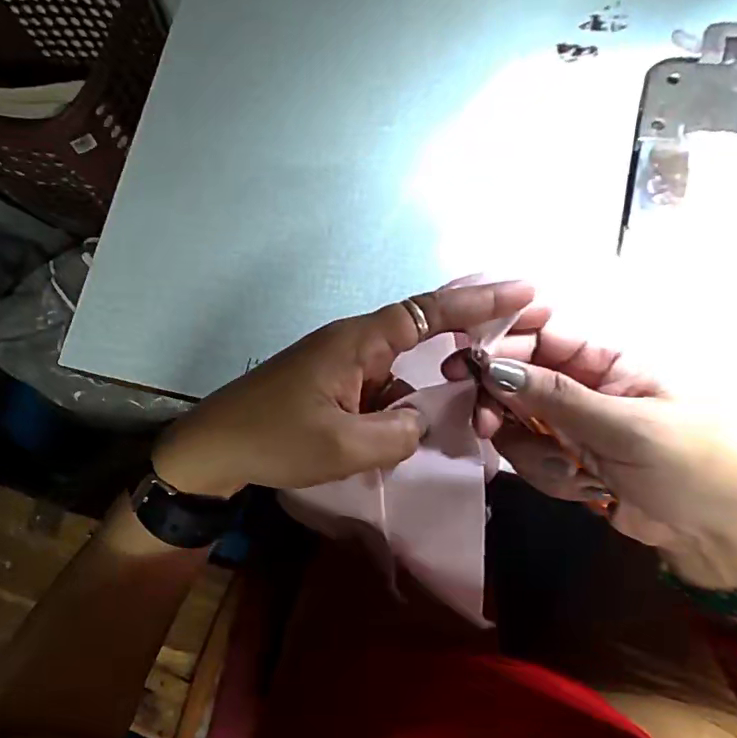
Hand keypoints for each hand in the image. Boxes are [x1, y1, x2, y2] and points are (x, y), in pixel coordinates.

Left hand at [151, 281, 539, 498]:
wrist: (212, 447)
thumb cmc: (274, 438)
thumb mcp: (345, 446)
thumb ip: (400, 433)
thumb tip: (421, 422)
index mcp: (359, 342)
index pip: (430, 310)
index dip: (480, 299)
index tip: (524, 290)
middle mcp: (355, 341)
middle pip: (423, 327)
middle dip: (470, 331)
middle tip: (518, 330)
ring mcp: (343, 362)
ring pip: (404, 365)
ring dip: (430, 383)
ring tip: (459, 403)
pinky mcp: (334, 384)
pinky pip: (383, 386)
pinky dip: (402, 403)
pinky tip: (405, 431)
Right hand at [445, 312, 736, 591]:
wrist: (715, 537)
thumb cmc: (692, 466)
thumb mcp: (628, 428)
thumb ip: (559, 398)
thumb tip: (495, 368)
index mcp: (610, 361)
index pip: (544, 336)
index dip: (502, 344)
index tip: (466, 363)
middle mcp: (585, 387)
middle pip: (518, 380)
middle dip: (504, 406)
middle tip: (486, 426)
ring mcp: (573, 425)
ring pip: (518, 425)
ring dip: (537, 454)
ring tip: (578, 475)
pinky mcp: (567, 460)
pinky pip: (531, 459)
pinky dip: (551, 477)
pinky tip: (589, 490)